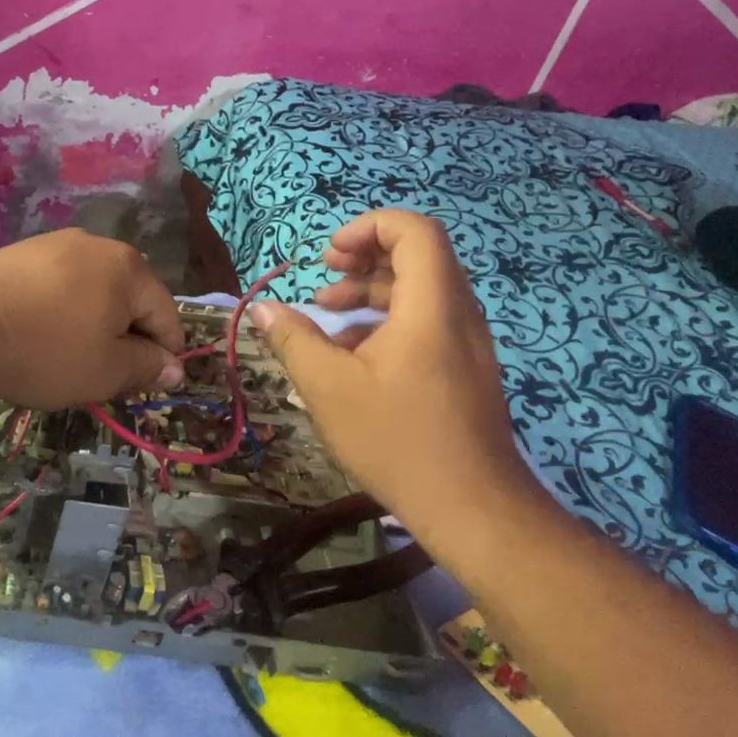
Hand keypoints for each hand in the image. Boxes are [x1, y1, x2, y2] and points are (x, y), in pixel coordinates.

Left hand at [0, 229, 185, 409]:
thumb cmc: (46, 352)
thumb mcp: (107, 370)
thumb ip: (148, 366)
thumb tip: (174, 366)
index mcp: (127, 266)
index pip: (166, 313)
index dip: (165, 354)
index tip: (147, 385)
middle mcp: (93, 244)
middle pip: (126, 297)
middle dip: (123, 336)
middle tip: (103, 375)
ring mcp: (49, 245)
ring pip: (88, 291)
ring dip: (88, 324)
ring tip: (65, 359)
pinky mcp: (15, 255)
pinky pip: (52, 286)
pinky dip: (55, 313)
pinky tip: (34, 337)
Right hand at [249, 211, 542, 538]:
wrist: (474, 510)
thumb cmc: (398, 440)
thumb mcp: (329, 387)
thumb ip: (293, 339)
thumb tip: (263, 308)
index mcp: (432, 307)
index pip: (415, 230)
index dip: (369, 226)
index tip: (329, 255)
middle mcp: (459, 315)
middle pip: (418, 256)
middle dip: (363, 258)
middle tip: (324, 278)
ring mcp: (468, 345)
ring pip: (421, 291)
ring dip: (371, 292)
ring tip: (326, 315)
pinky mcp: (466, 370)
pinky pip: (428, 322)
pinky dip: (388, 321)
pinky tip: (352, 356)